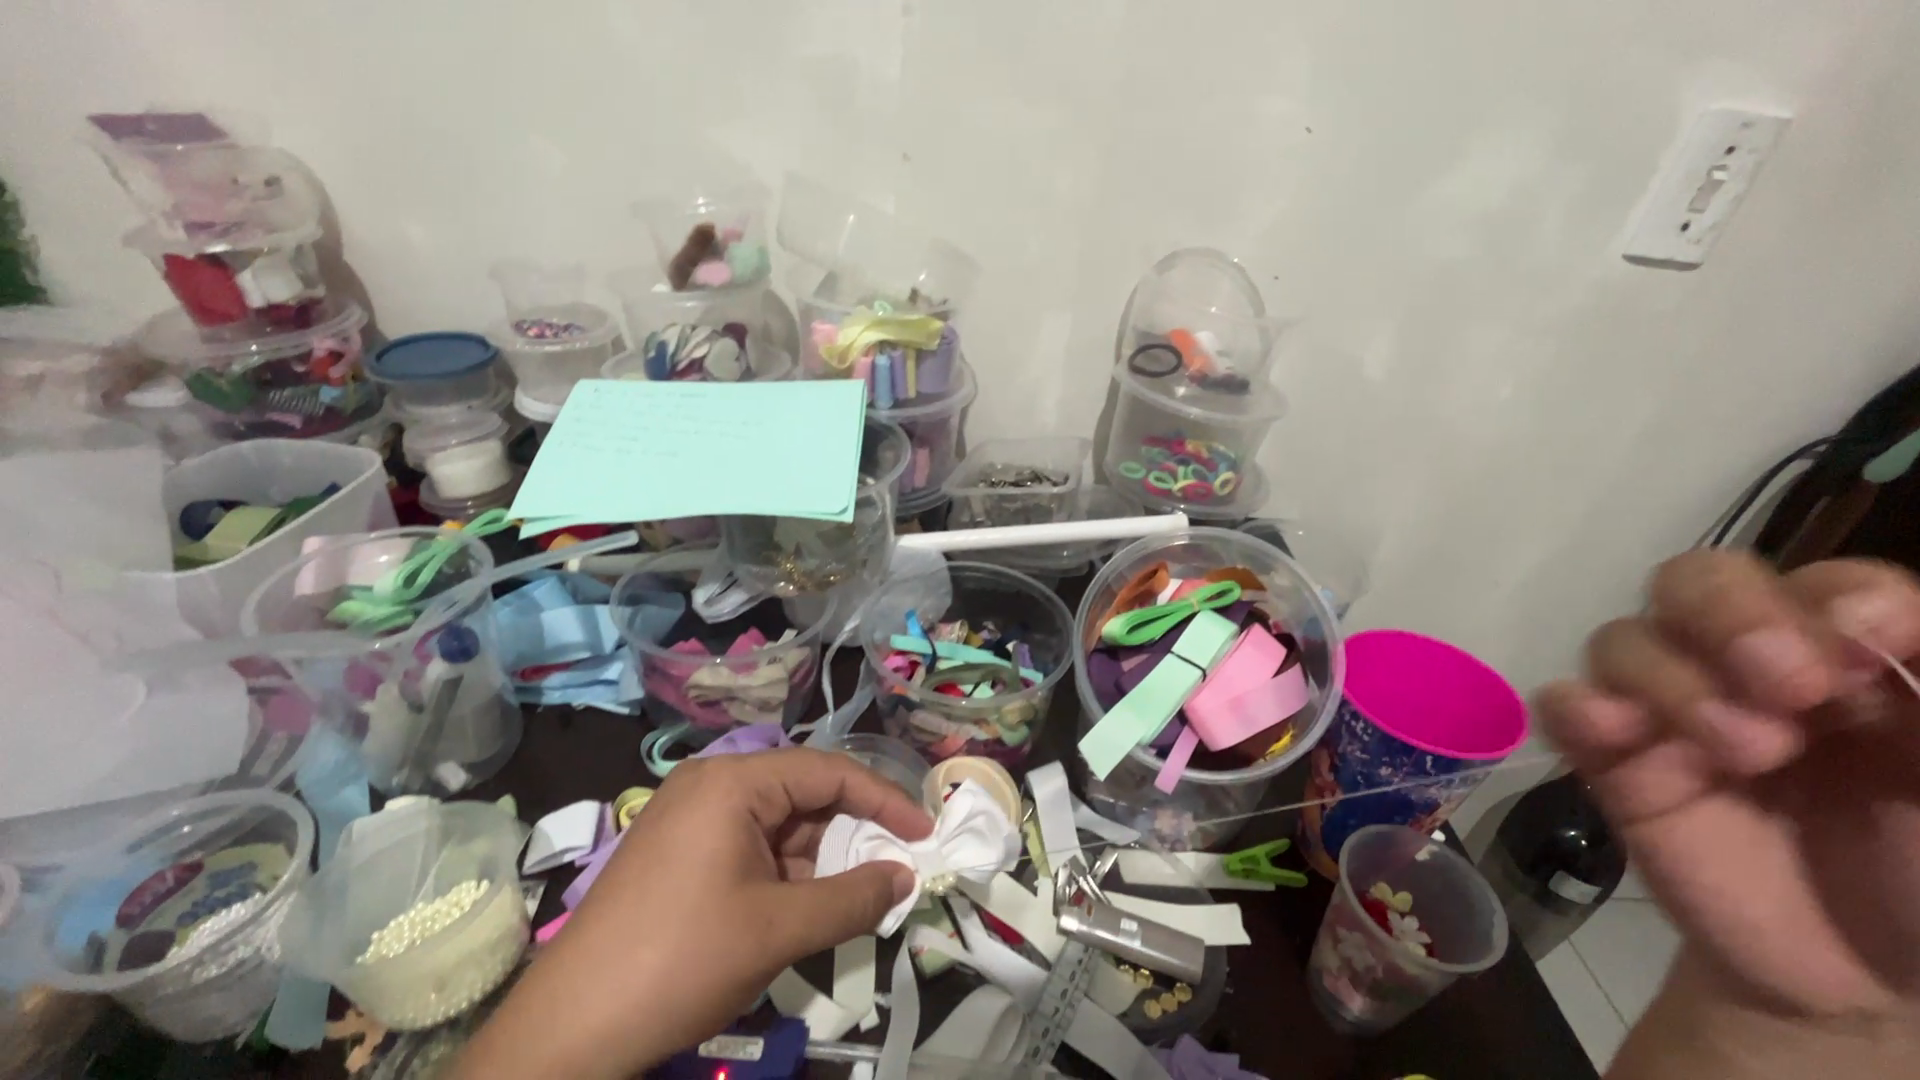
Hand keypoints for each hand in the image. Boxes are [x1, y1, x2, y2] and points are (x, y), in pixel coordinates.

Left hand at [450, 749, 930, 1079]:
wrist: (571, 1030)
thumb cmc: (682, 961)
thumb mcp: (780, 930)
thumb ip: (854, 897)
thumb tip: (905, 875)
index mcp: (732, 782)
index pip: (828, 771)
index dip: (883, 800)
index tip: (925, 833)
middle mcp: (710, 786)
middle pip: (802, 794)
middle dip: (851, 833)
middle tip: (894, 870)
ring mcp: (689, 820)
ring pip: (778, 825)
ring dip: (819, 860)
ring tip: (853, 899)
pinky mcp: (678, 855)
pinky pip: (750, 848)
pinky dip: (786, 874)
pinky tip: (803, 909)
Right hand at [1536, 551, 1919, 1020]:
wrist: (1866, 986)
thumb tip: (1869, 632)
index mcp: (1854, 659)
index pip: (1826, 583)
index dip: (1837, 599)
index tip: (1866, 654)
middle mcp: (1751, 667)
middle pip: (1696, 580)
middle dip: (1730, 614)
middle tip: (1788, 685)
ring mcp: (1671, 712)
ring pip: (1624, 638)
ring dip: (1671, 679)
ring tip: (1742, 755)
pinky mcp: (1612, 760)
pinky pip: (1562, 705)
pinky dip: (1577, 706)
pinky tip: (1612, 734)